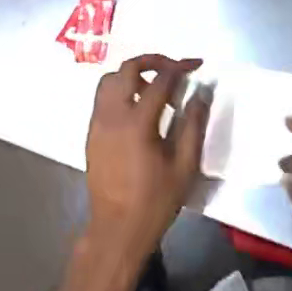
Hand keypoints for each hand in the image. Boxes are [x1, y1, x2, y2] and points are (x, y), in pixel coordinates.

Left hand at [83, 54, 210, 261]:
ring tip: (154, 89)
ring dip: (133, 74)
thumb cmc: (155, 200)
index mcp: (137, 122)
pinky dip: (120, 91)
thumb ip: (193, 124)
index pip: (160, 80)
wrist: (117, 229)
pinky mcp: (90, 133)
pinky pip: (103, 98)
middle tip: (174, 69)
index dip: (180, 67)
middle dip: (153, 61)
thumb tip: (200, 93)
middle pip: (128, 68)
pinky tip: (138, 108)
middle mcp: (112, 115)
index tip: (196, 65)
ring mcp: (97, 123)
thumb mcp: (184, 165)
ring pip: (109, 80)